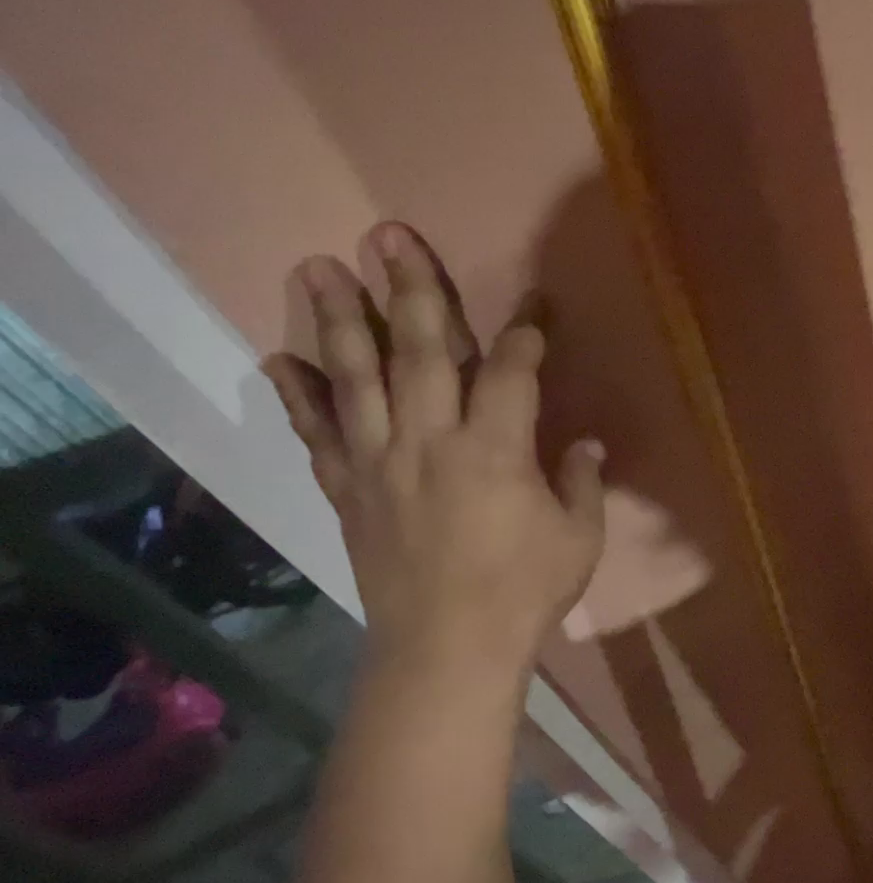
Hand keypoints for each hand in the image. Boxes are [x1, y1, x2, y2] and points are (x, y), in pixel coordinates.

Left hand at [262, 222, 604, 670]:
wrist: (449, 646)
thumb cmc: (525, 590)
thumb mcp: (579, 537)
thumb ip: (581, 482)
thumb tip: (583, 444)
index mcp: (497, 450)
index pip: (511, 371)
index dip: (526, 333)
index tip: (535, 305)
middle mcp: (431, 441)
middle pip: (421, 351)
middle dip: (411, 290)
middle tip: (388, 236)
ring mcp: (380, 462)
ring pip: (356, 378)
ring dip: (338, 320)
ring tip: (320, 267)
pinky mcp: (348, 490)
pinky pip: (317, 434)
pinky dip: (298, 396)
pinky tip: (280, 359)